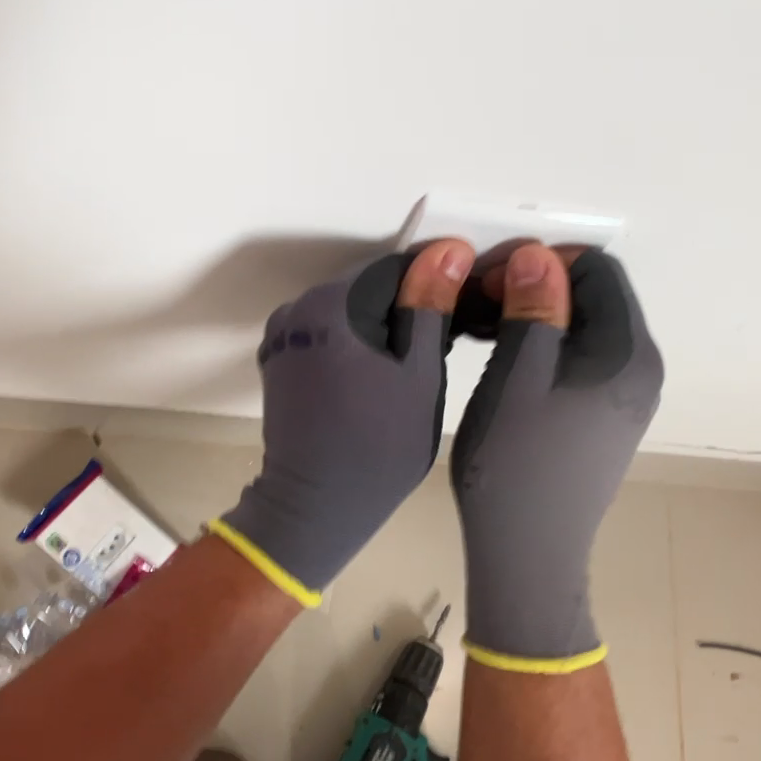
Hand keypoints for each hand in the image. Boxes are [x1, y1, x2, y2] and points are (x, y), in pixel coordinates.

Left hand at [214, 238, 475, 605]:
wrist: (314, 509)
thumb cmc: (376, 448)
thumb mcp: (418, 374)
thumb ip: (431, 306)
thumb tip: (449, 250)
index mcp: (326, 305)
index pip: (395, 267)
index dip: (441, 277)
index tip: (478, 298)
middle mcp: (295, 310)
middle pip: (369, 288)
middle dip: (415, 301)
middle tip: (465, 328)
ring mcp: (283, 337)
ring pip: (351, 312)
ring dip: (390, 323)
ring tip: (437, 349)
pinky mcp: (282, 362)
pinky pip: (331, 336)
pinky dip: (362, 342)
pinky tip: (395, 366)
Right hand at [449, 243, 663, 669]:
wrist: (529, 551)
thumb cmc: (516, 465)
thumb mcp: (518, 378)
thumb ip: (534, 310)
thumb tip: (538, 253)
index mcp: (626, 352)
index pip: (597, 270)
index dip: (540, 263)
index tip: (486, 281)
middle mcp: (638, 369)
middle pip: (592, 297)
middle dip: (532, 286)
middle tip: (474, 302)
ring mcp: (624, 397)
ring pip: (580, 329)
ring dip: (531, 316)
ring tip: (478, 327)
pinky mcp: (603, 419)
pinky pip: (577, 361)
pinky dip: (540, 346)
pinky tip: (499, 358)